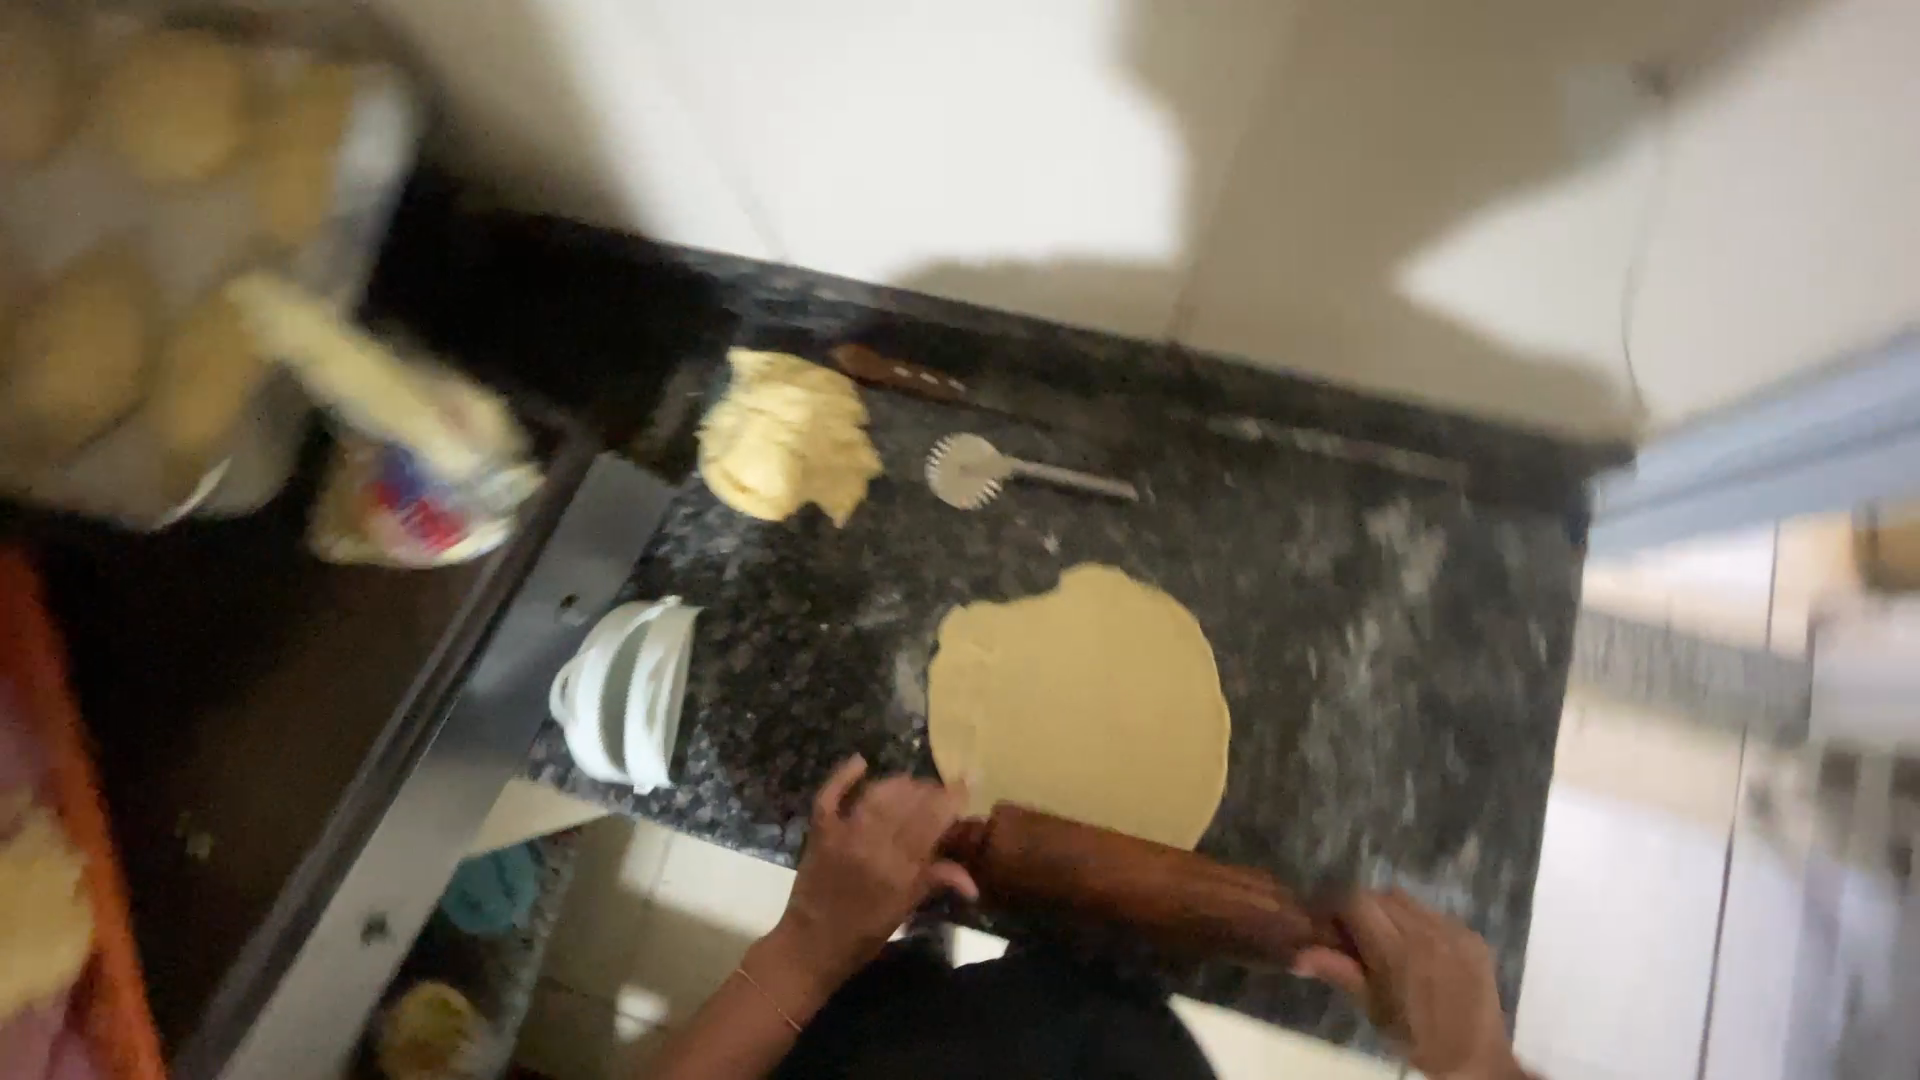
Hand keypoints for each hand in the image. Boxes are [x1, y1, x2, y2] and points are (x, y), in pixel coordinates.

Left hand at [751, 755, 977, 1005]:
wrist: (809, 947)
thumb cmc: (863, 935)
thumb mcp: (904, 912)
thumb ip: (935, 882)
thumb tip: (973, 881)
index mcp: (898, 868)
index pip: (932, 820)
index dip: (952, 798)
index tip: (967, 783)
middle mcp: (872, 844)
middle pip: (908, 801)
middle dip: (929, 791)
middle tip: (940, 793)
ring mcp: (843, 834)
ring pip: (878, 794)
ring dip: (899, 784)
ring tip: (912, 786)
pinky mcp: (820, 830)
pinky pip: (831, 794)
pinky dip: (844, 775)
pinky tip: (861, 762)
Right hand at [1292, 890, 1525, 1079]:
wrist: (1479, 1063)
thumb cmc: (1415, 1038)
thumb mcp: (1371, 1007)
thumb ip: (1336, 971)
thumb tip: (1296, 956)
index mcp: (1396, 951)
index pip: (1355, 900)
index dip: (1336, 906)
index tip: (1328, 923)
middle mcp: (1426, 933)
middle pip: (1378, 895)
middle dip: (1360, 908)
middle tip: (1354, 934)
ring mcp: (1453, 932)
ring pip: (1404, 899)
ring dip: (1387, 910)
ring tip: (1386, 939)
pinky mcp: (1473, 936)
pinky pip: (1432, 913)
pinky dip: (1417, 921)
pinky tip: (1418, 948)